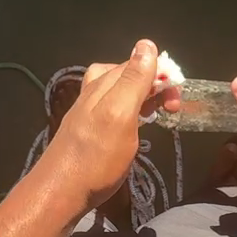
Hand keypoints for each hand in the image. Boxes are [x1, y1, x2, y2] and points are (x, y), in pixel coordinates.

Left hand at [30, 40, 174, 220]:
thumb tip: (147, 43)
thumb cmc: (96, 157)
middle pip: (130, 74)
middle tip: (171, 109)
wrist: (60, 193)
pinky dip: (131, 111)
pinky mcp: (88, 128)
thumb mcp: (120, 115)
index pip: (138, 62)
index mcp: (103, 82)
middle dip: (155, 85)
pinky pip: (114, 107)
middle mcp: (94, 90)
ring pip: (122, 90)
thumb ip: (133, 80)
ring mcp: (89, 109)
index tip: (176, 99)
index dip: (162, 74)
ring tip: (157, 114)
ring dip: (144, 97)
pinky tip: (135, 126)